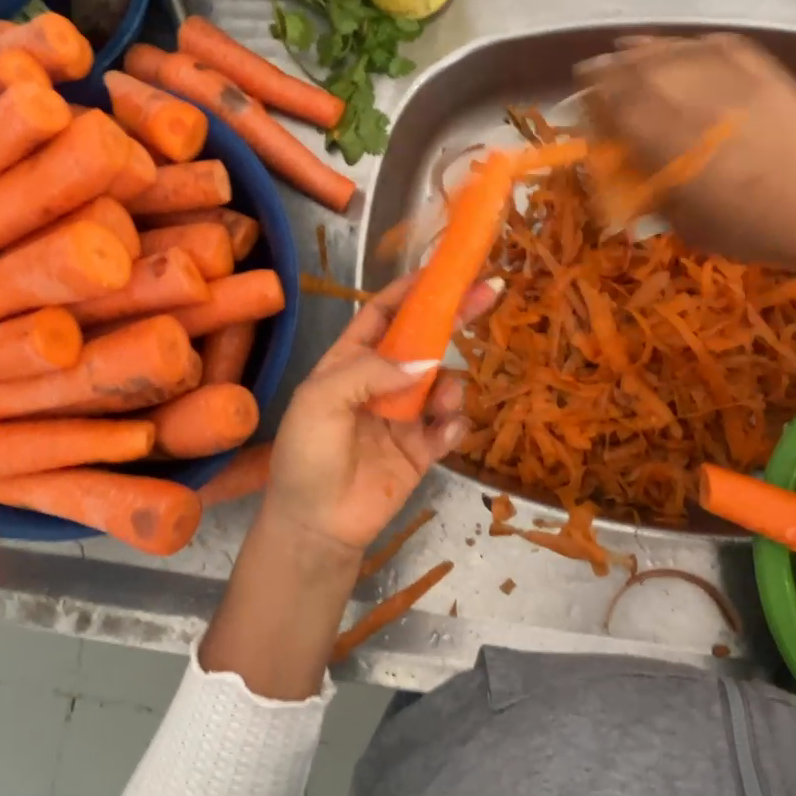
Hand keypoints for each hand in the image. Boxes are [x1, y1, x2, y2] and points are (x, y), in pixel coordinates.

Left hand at [262, 275, 499, 550]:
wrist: (315, 525)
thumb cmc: (306, 454)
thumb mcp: (322, 400)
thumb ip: (370, 372)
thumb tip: (427, 361)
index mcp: (349, 361)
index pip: (384, 313)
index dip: (412, 290)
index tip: (443, 270)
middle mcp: (380, 381)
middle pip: (424, 339)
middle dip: (454, 317)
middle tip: (488, 293)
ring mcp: (403, 414)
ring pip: (443, 383)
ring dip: (451, 385)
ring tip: (443, 402)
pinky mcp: (422, 448)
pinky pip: (450, 426)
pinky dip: (453, 425)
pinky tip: (439, 436)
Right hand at [576, 33, 795, 269]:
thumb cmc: (753, 231)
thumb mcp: (687, 224)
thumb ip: (654, 192)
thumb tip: (631, 173)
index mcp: (667, 141)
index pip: (615, 104)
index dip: (592, 97)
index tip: (580, 97)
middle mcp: (692, 101)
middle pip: (638, 70)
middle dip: (610, 68)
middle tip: (596, 70)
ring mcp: (732, 82)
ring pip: (677, 51)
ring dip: (646, 49)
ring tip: (629, 48)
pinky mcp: (765, 75)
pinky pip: (722, 46)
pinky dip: (696, 43)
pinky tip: (686, 46)